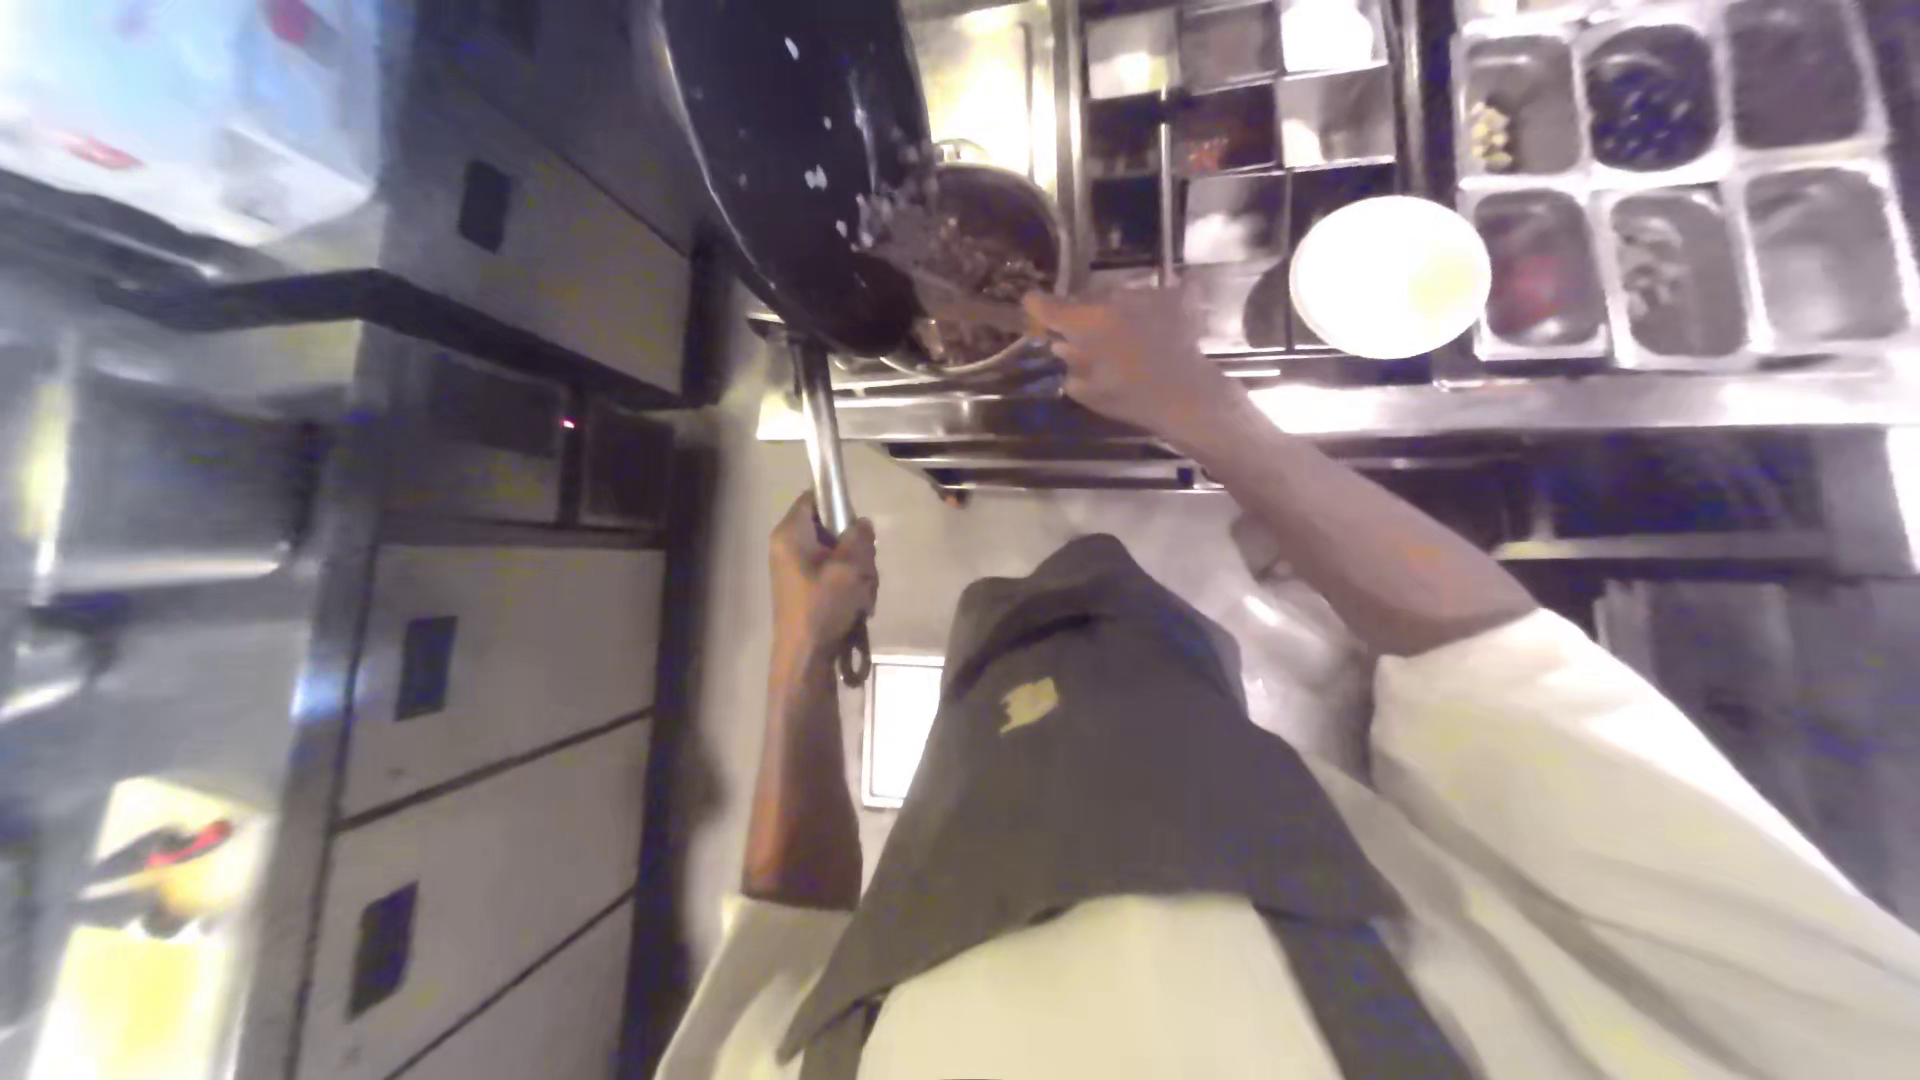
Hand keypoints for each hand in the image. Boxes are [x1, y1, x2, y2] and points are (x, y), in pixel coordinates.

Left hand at [770, 492, 877, 660]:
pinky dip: (849, 586)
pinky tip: (857, 605)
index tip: (858, 527)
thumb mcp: (850, 566)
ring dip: (857, 571)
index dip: (839, 504)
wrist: (806, 656)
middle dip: (855, 547)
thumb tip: (861, 524)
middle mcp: (788, 546)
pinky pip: (833, 574)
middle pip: (830, 528)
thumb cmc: (824, 606)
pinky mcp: (805, 588)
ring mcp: (795, 569)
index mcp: (790, 534)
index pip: (813, 497)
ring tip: (863, 593)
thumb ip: (859, 536)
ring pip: (837, 554)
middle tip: (865, 568)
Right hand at [1024, 289, 1250, 444]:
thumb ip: (1071, 365)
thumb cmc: (1134, 399)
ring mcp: (1143, 296)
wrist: (1189, 395)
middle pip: (1084, 303)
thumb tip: (1062, 347)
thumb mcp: (1090, 391)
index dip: (1037, 306)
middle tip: (1076, 337)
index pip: (1052, 307)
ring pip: (1112, 301)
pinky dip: (1133, 316)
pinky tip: (1139, 336)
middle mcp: (1113, 301)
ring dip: (1106, 315)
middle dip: (1078, 317)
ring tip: (1112, 338)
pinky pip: (1139, 303)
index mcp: (1089, 323)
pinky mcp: (1168, 298)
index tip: (1030, 304)